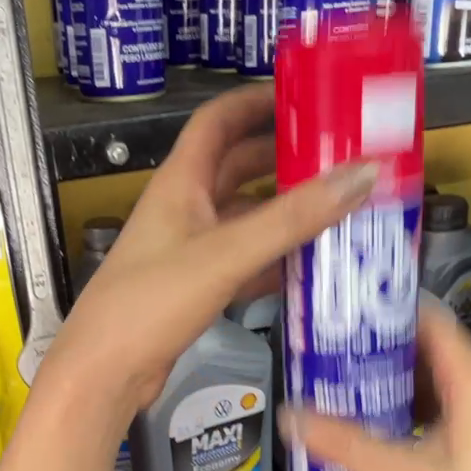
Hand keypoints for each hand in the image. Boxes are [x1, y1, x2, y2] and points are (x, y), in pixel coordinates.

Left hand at [43, 83, 378, 413]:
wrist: (106, 373)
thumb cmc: (151, 303)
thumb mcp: (226, 254)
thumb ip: (292, 218)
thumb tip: (363, 174)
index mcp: (181, 182)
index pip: (219, 121)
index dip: (258, 101)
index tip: (308, 97)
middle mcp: (185, 209)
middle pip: (239, 168)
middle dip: (285, 159)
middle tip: (341, 158)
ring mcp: (189, 250)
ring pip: (245, 219)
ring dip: (285, 214)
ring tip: (340, 209)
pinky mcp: (195, 289)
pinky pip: (243, 262)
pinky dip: (274, 261)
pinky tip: (309, 267)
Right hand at [281, 300, 470, 470]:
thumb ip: (348, 448)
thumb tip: (293, 419)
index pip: (426, 319)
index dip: (381, 315)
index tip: (340, 321)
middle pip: (428, 347)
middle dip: (378, 352)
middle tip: (330, 360)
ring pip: (438, 376)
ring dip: (395, 381)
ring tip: (346, 391)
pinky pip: (450, 400)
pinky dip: (416, 404)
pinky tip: (384, 426)